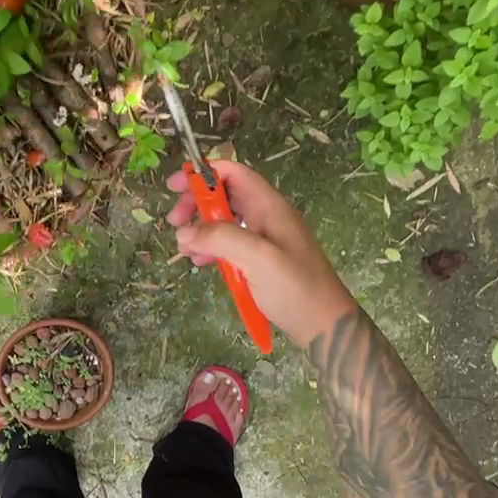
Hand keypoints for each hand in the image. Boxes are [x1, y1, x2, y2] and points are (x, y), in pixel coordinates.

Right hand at [166, 161, 352, 345]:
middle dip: (196, 204)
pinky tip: (200, 263)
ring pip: (224, 221)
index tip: (174, 186)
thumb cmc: (295, 288)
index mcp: (269, 207)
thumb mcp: (258, 258)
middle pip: (225, 195)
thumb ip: (221, 238)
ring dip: (200, 229)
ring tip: (183, 249)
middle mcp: (266, 217)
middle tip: (174, 223)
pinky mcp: (260, 261)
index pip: (233, 174)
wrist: (322, 323)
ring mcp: (264, 239)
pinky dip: (211, 249)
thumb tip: (185, 232)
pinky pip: (230, 245)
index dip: (203, 174)